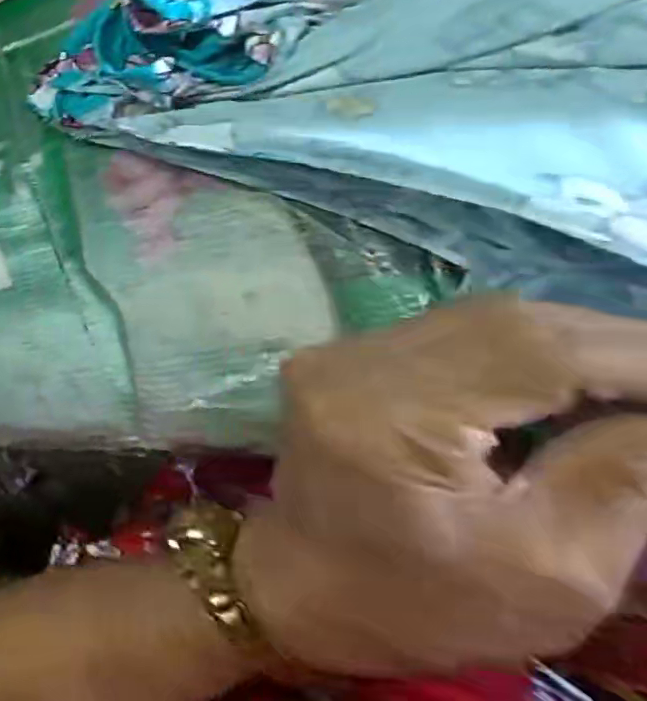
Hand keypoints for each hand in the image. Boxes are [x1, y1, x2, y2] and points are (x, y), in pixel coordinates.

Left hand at [236, 296, 646, 674]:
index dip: (644, 360)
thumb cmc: (425, 598)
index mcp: (385, 409)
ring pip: (477, 322)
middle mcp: (347, 363)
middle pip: (502, 323)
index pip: (532, 350)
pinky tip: (589, 388)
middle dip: (623, 349)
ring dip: (579, 347)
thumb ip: (623, 476)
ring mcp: (335, 357)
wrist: (307, 584)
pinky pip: (448, 339)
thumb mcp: (554, 563)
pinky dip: (528, 355)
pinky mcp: (341, 365)